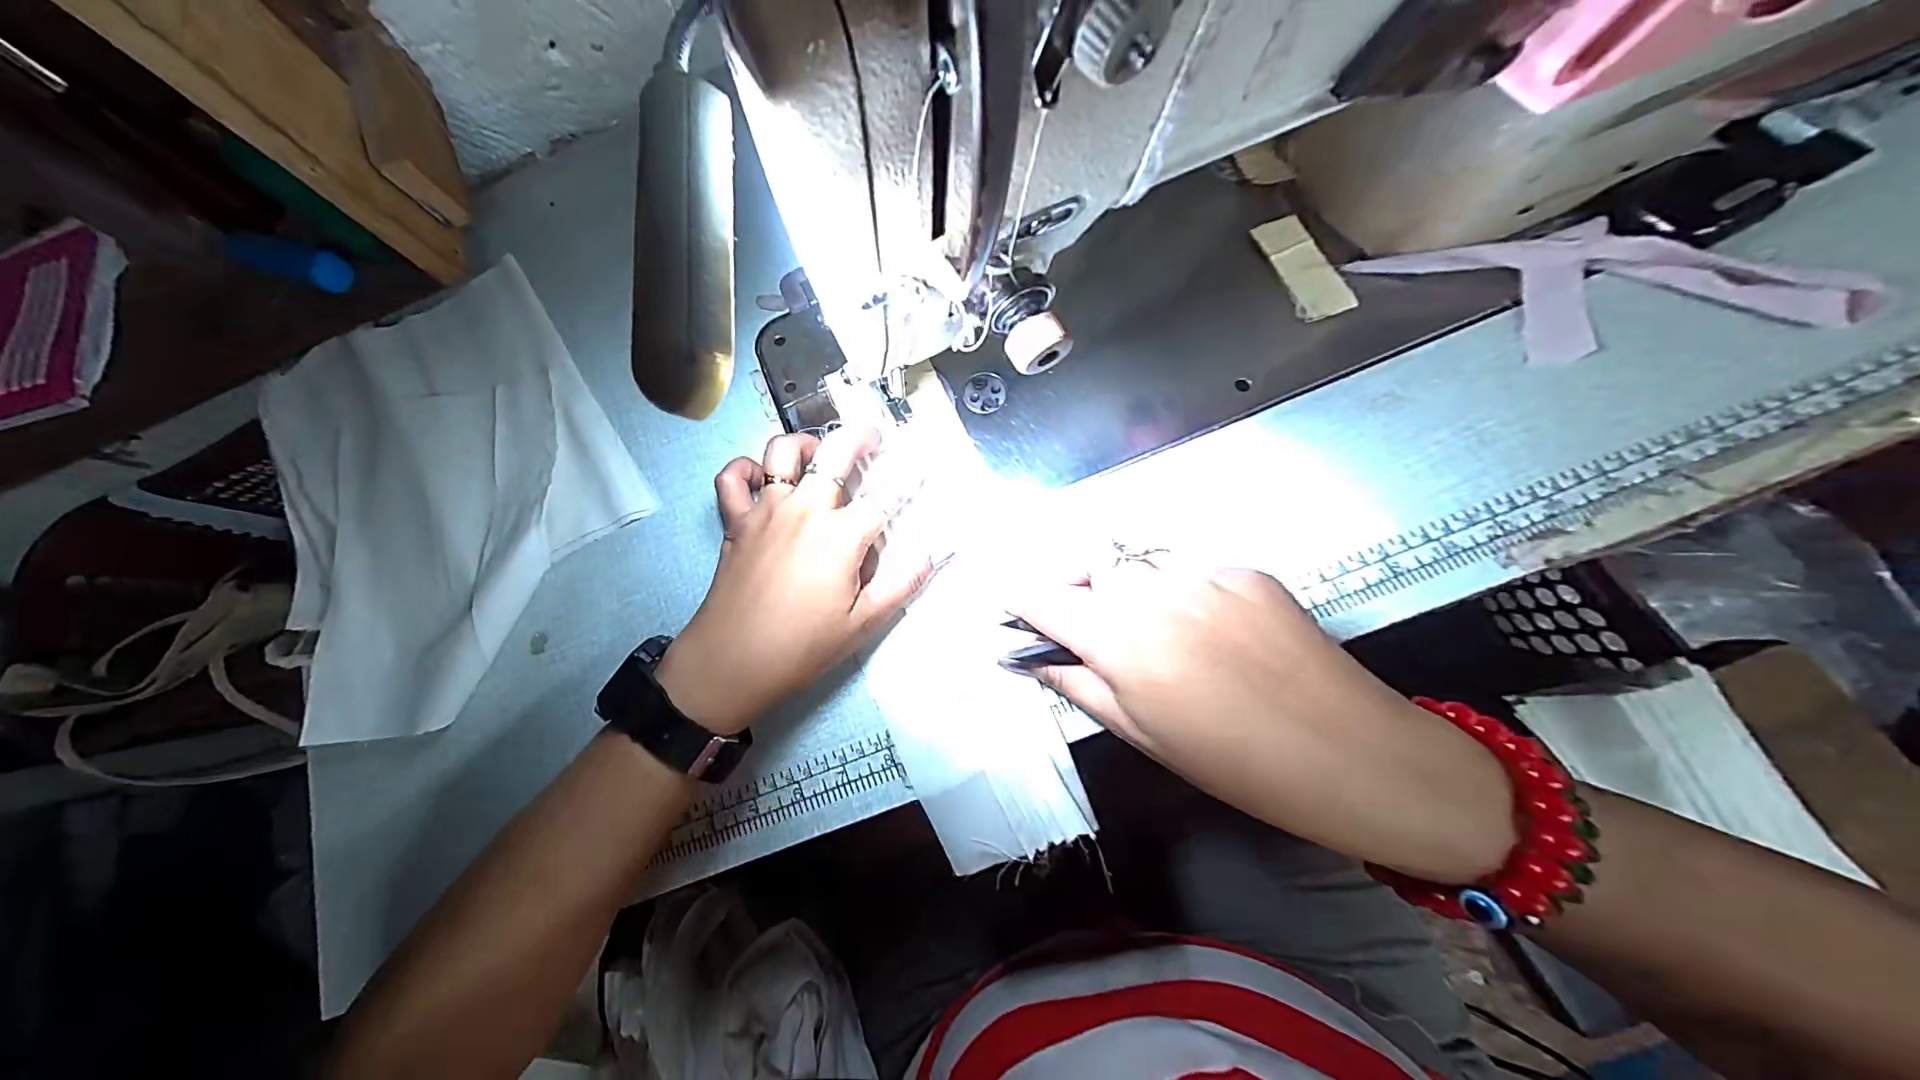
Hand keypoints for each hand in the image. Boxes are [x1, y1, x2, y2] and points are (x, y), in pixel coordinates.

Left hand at [653, 427, 936, 734]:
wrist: (732, 662)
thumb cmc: (802, 647)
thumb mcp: (862, 623)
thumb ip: (902, 584)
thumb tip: (934, 556)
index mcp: (842, 536)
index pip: (886, 494)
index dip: (909, 477)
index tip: (922, 465)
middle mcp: (805, 510)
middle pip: (835, 452)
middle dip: (860, 436)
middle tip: (873, 439)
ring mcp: (765, 510)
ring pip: (781, 451)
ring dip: (805, 445)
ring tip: (818, 455)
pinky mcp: (735, 521)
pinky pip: (732, 477)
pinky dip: (746, 469)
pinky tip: (761, 478)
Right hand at [1008, 558, 1516, 882]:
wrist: (1350, 753)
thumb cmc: (1231, 762)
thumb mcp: (1140, 731)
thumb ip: (1078, 683)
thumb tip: (1033, 658)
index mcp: (1120, 639)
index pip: (1043, 596)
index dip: (1019, 595)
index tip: (1011, 601)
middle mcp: (1154, 592)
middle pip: (1092, 560)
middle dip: (1077, 581)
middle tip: (1086, 617)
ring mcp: (1204, 573)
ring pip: (1143, 563)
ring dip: (1132, 587)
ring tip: (1160, 631)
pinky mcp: (1247, 569)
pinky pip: (1193, 571)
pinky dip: (1184, 593)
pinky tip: (1213, 632)